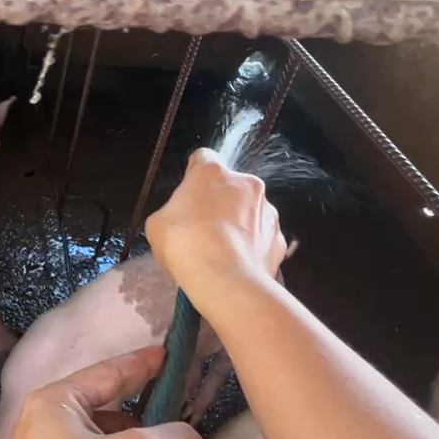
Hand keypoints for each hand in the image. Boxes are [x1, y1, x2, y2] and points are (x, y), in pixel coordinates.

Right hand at [145, 147, 287, 298]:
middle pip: (230, 185)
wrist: (224, 280)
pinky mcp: (281, 240)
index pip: (203, 158)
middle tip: (201, 228)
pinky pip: (262, 238)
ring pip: (250, 211)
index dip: (193, 175)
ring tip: (221, 251)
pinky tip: (237, 264)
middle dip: (218, 201)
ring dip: (238, 223)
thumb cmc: (183, 243)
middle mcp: (246, 183)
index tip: (187, 195)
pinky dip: (251, 246)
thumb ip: (174, 211)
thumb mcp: (158, 222)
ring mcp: (268, 211)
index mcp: (212, 172)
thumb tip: (185, 219)